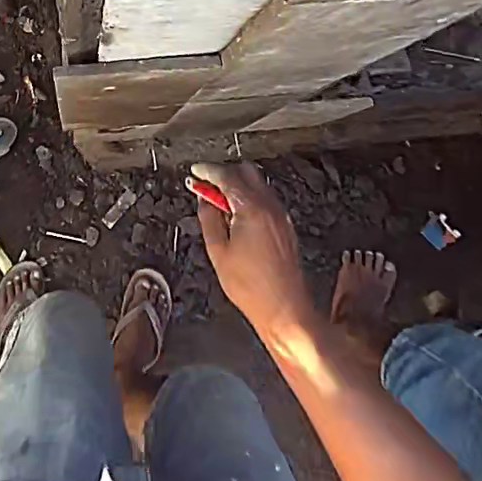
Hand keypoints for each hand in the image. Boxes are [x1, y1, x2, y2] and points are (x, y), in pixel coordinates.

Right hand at [193, 162, 317, 343]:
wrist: (285, 309)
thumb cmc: (252, 287)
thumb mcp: (218, 252)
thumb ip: (209, 219)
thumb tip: (204, 200)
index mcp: (252, 209)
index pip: (227, 176)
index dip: (208, 171)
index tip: (196, 171)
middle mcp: (270, 207)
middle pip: (246, 171)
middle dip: (224, 173)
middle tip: (206, 186)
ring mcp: (280, 215)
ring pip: (258, 183)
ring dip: (237, 185)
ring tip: (219, 204)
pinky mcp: (285, 226)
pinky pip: (265, 199)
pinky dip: (249, 197)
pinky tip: (237, 215)